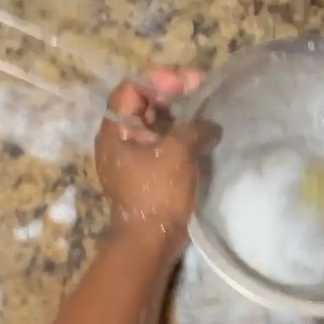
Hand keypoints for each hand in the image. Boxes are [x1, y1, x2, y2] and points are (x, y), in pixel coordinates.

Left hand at [95, 68, 214, 246]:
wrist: (151, 243)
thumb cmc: (158, 194)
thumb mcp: (178, 153)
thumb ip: (194, 129)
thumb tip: (208, 126)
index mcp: (114, 132)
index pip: (131, 89)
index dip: (158, 80)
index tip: (186, 85)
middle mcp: (117, 142)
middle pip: (141, 105)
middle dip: (171, 96)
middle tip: (200, 95)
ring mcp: (129, 160)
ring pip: (152, 126)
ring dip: (176, 117)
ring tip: (203, 116)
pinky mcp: (143, 175)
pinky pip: (159, 146)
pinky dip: (177, 137)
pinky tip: (199, 139)